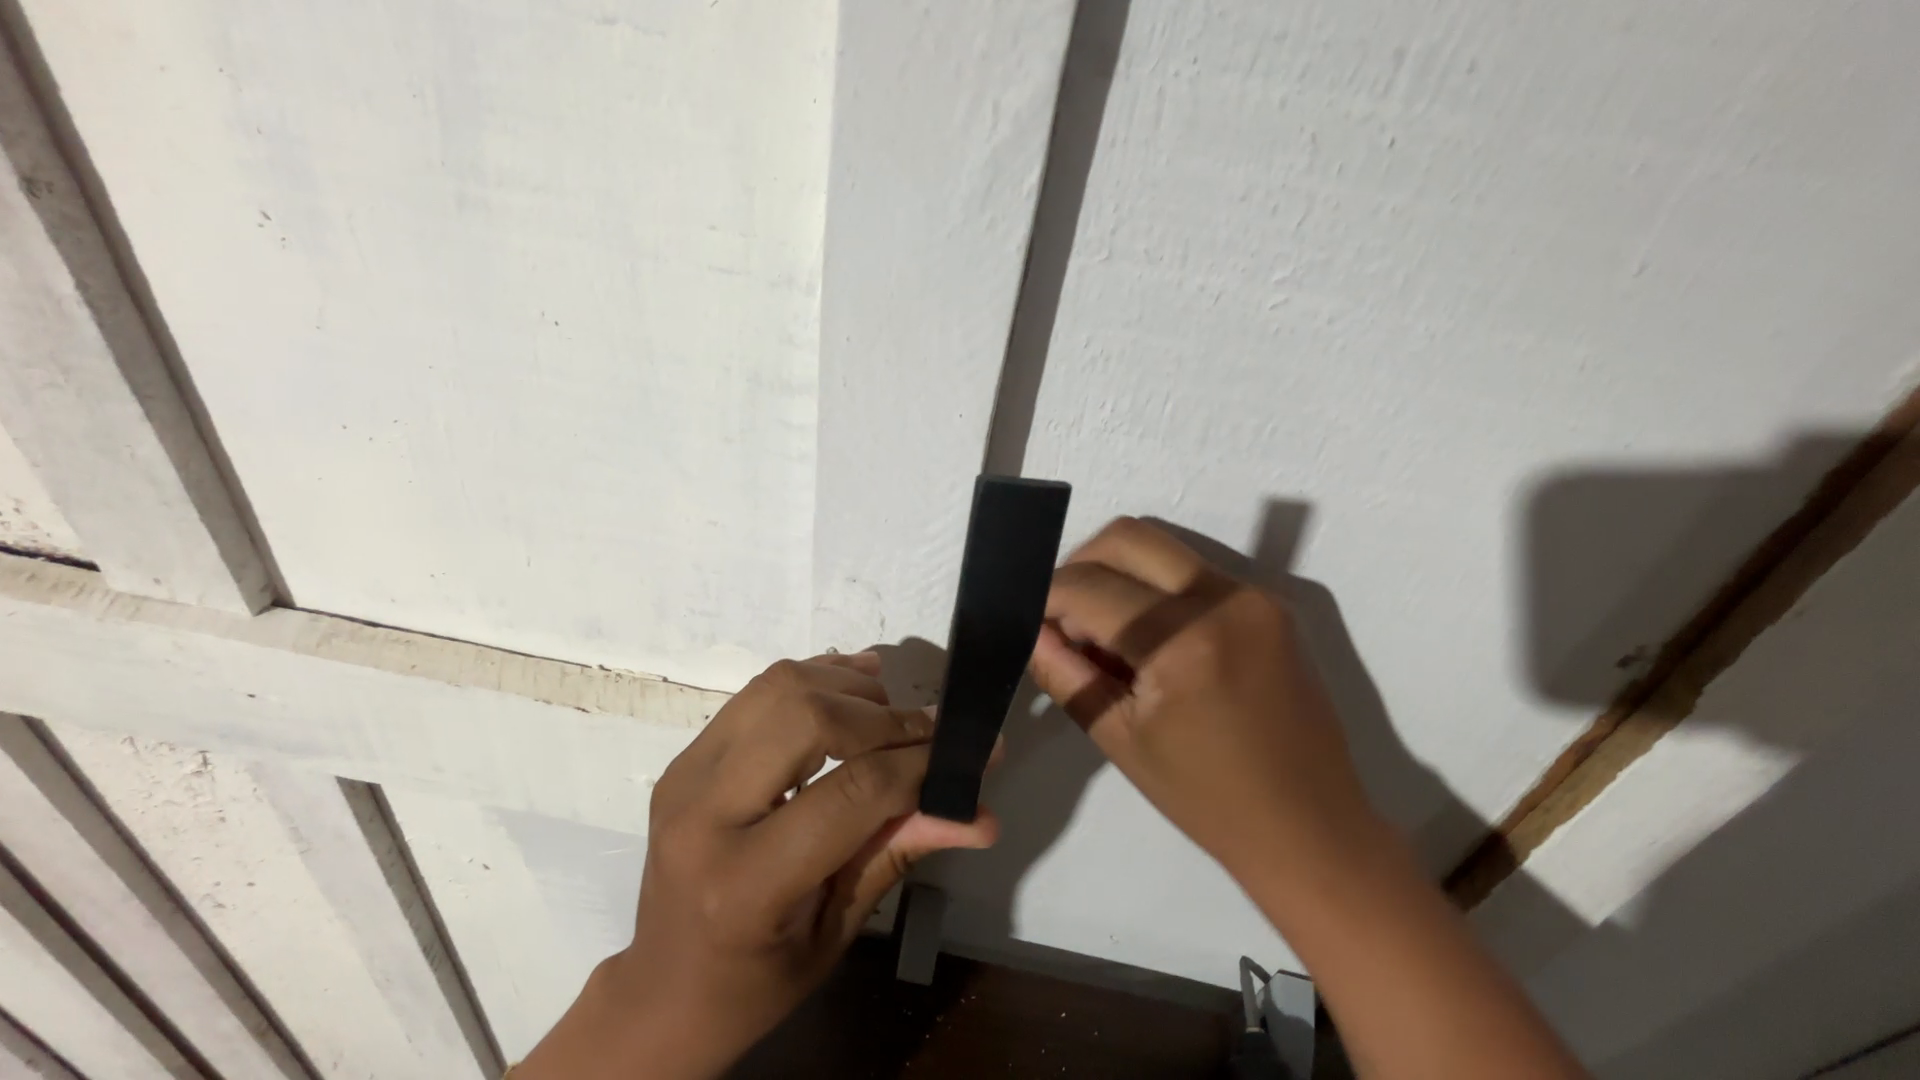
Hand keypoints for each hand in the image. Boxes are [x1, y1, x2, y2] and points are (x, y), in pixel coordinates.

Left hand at [517, 652, 996, 1079]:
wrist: (664, 986)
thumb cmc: (757, 979)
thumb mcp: (837, 929)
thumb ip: (899, 852)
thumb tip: (980, 815)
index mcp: (745, 882)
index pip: (850, 793)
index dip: (917, 764)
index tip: (970, 751)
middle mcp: (705, 813)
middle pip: (806, 717)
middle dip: (882, 715)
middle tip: (927, 731)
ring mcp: (686, 775)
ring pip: (779, 687)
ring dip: (848, 688)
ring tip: (891, 714)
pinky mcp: (685, 756)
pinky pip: (757, 692)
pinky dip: (815, 679)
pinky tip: (854, 691)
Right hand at [1028, 517, 1384, 886]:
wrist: (1312, 826)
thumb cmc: (1208, 799)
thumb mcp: (1119, 739)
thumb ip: (1065, 673)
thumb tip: (1032, 629)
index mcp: (1182, 640)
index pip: (1088, 586)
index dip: (1046, 599)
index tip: (1031, 625)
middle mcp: (1222, 598)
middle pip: (1125, 537)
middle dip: (1079, 567)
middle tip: (1063, 620)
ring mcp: (1253, 595)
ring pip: (1160, 546)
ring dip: (1117, 573)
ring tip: (1105, 633)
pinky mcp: (1269, 603)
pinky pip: (1193, 571)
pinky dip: (1155, 588)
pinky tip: (1148, 639)